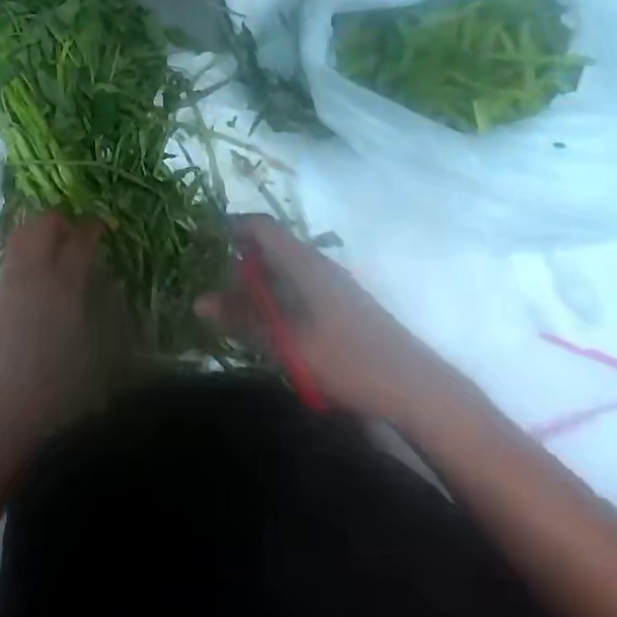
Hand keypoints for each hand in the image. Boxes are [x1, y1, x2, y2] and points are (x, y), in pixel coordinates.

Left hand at [0, 212, 110, 446]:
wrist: (8, 410)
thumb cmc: (63, 386)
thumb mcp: (101, 347)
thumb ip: (105, 307)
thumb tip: (110, 283)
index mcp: (62, 284)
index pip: (80, 240)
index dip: (95, 228)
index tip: (106, 227)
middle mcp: (31, 275)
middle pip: (41, 224)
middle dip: (62, 221)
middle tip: (79, 234)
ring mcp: (8, 283)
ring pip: (20, 235)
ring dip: (40, 233)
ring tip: (59, 248)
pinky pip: (11, 258)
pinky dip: (27, 252)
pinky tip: (40, 276)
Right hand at [197, 214, 472, 425]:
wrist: (417, 390)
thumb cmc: (348, 360)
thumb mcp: (286, 343)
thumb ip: (242, 321)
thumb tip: (198, 301)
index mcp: (304, 264)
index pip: (261, 226)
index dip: (230, 225)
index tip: (201, 238)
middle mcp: (318, 266)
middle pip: (271, 249)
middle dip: (238, 263)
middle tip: (212, 290)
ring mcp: (333, 287)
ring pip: (284, 272)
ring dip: (256, 286)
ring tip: (234, 313)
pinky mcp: (342, 309)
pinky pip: (298, 291)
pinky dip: (275, 302)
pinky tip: (268, 330)